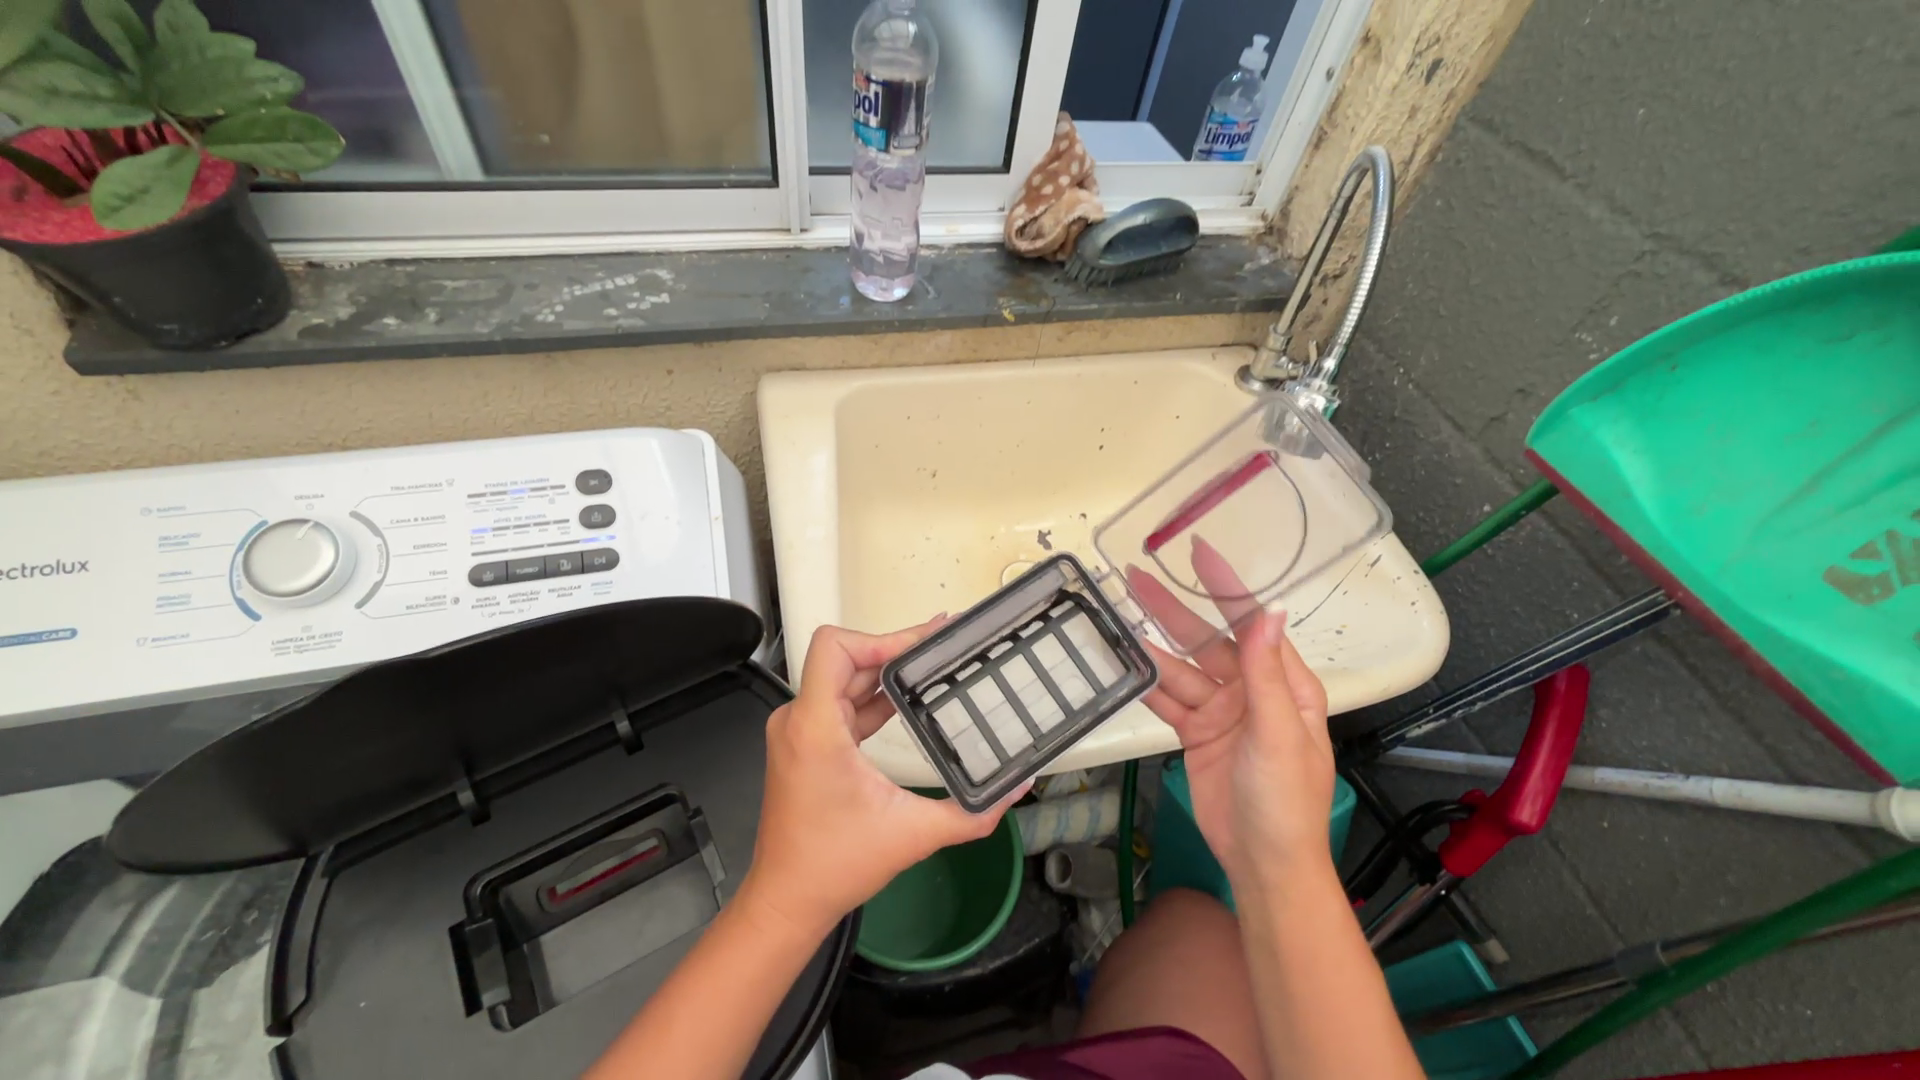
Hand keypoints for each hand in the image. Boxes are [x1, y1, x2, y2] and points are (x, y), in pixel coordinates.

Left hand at [736, 620, 1025, 937]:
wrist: (786, 900)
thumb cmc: (835, 866)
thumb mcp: (913, 834)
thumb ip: (972, 813)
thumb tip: (1017, 787)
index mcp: (815, 727)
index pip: (834, 647)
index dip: (879, 638)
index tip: (920, 647)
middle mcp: (799, 720)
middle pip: (845, 658)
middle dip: (895, 650)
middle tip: (942, 645)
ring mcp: (798, 731)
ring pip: (842, 678)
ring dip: (885, 672)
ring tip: (931, 666)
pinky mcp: (804, 744)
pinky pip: (839, 702)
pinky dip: (872, 696)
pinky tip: (905, 699)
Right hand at [1130, 540, 1334, 890]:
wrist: (1263, 863)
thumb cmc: (1286, 801)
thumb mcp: (1279, 733)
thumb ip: (1266, 673)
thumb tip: (1268, 612)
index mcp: (1285, 684)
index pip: (1251, 624)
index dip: (1226, 587)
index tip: (1199, 552)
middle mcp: (1252, 691)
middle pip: (1207, 641)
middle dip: (1175, 609)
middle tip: (1138, 577)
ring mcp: (1221, 712)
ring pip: (1182, 668)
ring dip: (1153, 645)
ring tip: (1120, 614)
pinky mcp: (1197, 734)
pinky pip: (1169, 701)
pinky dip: (1148, 684)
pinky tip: (1127, 663)